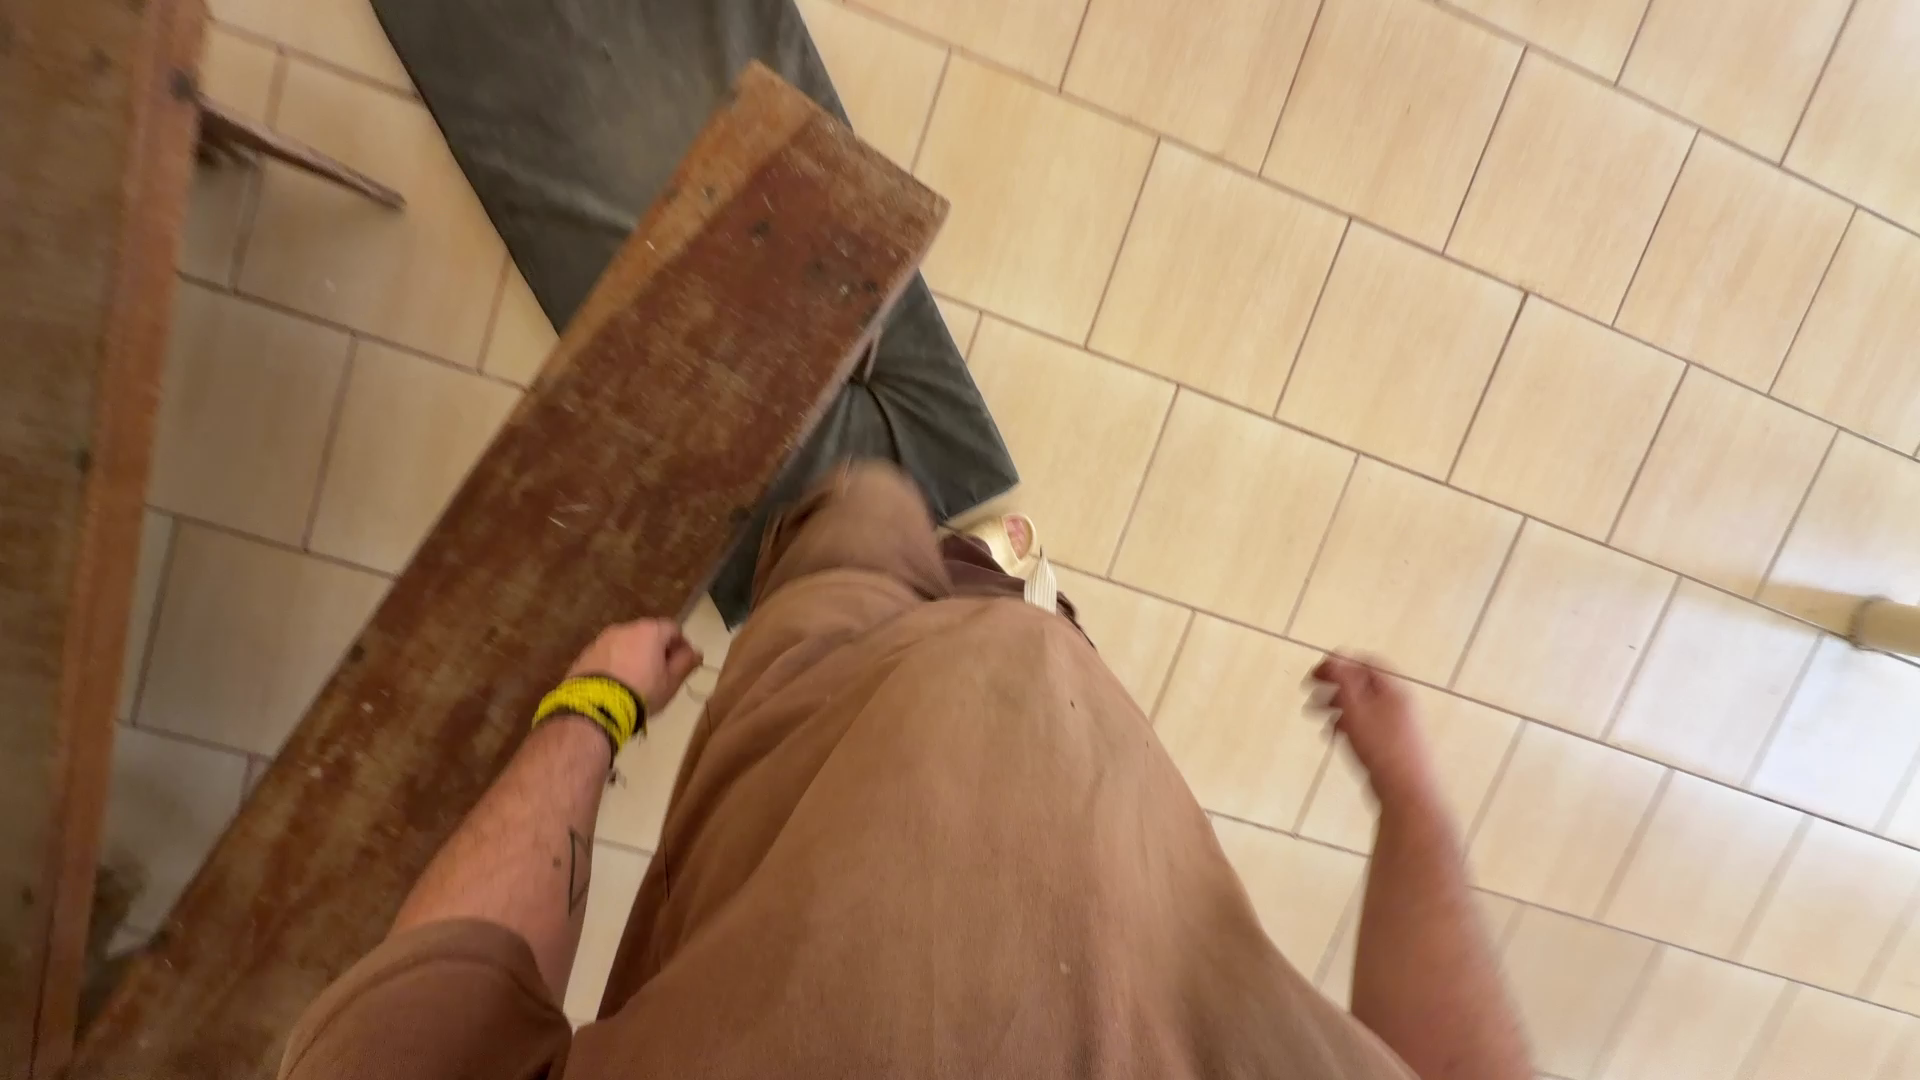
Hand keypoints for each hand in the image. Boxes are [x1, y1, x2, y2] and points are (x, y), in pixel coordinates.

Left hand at [568, 619, 702, 711]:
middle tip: (660, 673)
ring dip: (634, 656)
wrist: (594, 707)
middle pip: (648, 634)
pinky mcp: (585, 654)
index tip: (682, 664)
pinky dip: (615, 664)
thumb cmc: (642, 691)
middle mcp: (625, 628)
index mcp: (650, 631)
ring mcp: (602, 640)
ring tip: (635, 680)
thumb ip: (686, 663)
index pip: (673, 629)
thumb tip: (695, 652)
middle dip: (657, 650)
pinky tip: (616, 684)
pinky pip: (608, 654)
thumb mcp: (671, 682)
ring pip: (626, 644)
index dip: (681, 645)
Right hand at [1309, 654, 1435, 803]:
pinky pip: (1364, 724)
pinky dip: (1346, 723)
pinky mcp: (1390, 743)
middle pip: (1361, 684)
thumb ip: (1342, 680)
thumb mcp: (1355, 707)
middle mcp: (1398, 704)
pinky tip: (1331, 733)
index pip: (1366, 663)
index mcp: (1394, 690)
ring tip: (1315, 713)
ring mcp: (1396, 725)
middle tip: (1310, 691)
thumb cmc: (1380, 746)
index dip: (1340, 663)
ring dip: (1335, 705)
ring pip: (1360, 705)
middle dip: (1333, 685)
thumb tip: (1333, 657)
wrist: (1406, 790)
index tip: (1316, 672)